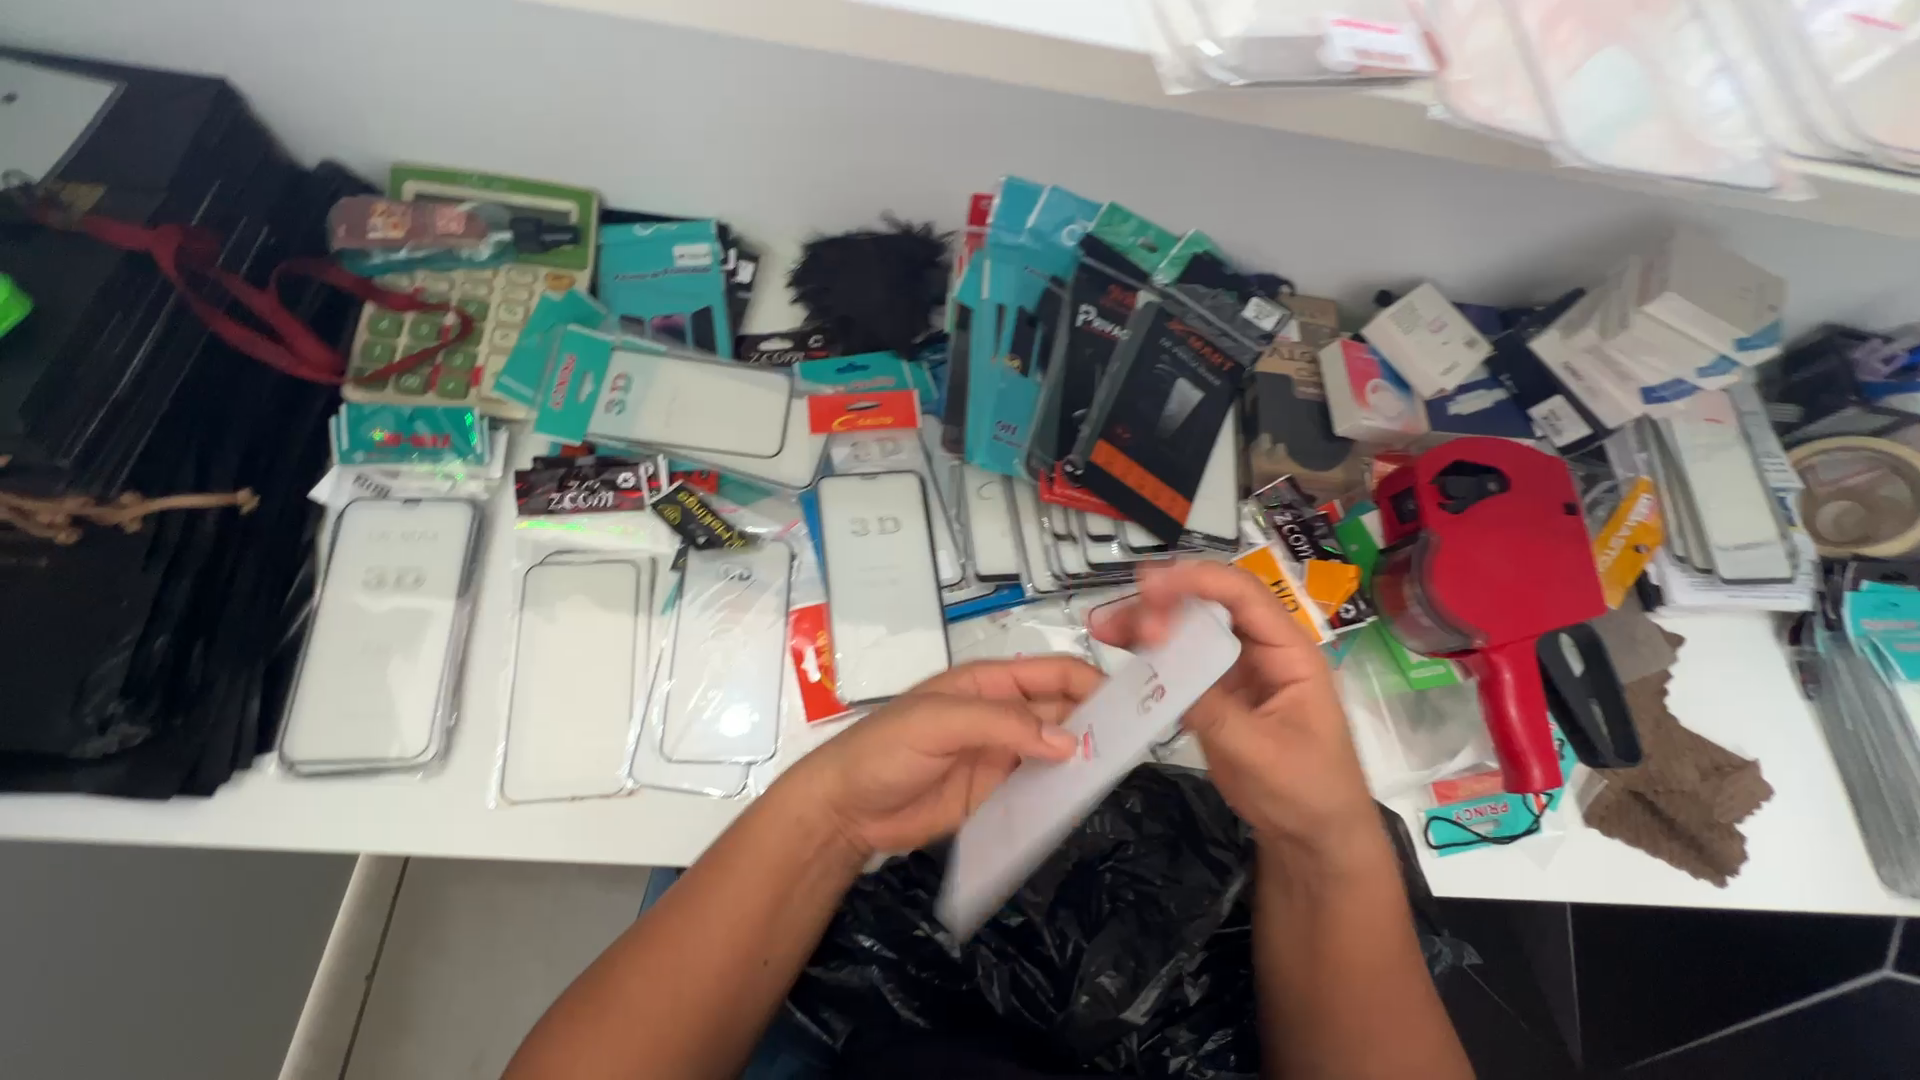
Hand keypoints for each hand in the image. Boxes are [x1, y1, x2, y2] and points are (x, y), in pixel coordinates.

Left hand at [782, 656, 1103, 858]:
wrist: (848, 809)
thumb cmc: (886, 749)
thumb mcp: (939, 723)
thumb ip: (1002, 724)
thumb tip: (1069, 742)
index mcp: (989, 683)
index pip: (1052, 673)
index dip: (1090, 682)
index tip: (1130, 703)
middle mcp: (1002, 714)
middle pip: (1061, 710)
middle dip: (1097, 721)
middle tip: (1136, 744)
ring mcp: (1001, 754)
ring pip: (1056, 748)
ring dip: (1084, 757)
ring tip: (1120, 772)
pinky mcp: (997, 793)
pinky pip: (1040, 786)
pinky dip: (1063, 789)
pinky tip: (1084, 798)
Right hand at [1090, 561, 1376, 859]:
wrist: (1310, 834)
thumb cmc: (1306, 790)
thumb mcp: (1262, 753)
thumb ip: (1215, 711)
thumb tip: (1166, 674)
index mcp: (1289, 651)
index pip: (1244, 595)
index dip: (1198, 581)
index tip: (1150, 588)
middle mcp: (1260, 648)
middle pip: (1207, 604)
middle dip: (1160, 604)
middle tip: (1117, 623)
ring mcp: (1234, 668)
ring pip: (1187, 628)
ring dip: (1146, 623)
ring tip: (1103, 628)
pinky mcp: (1213, 690)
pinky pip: (1177, 660)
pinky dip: (1146, 653)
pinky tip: (1116, 649)